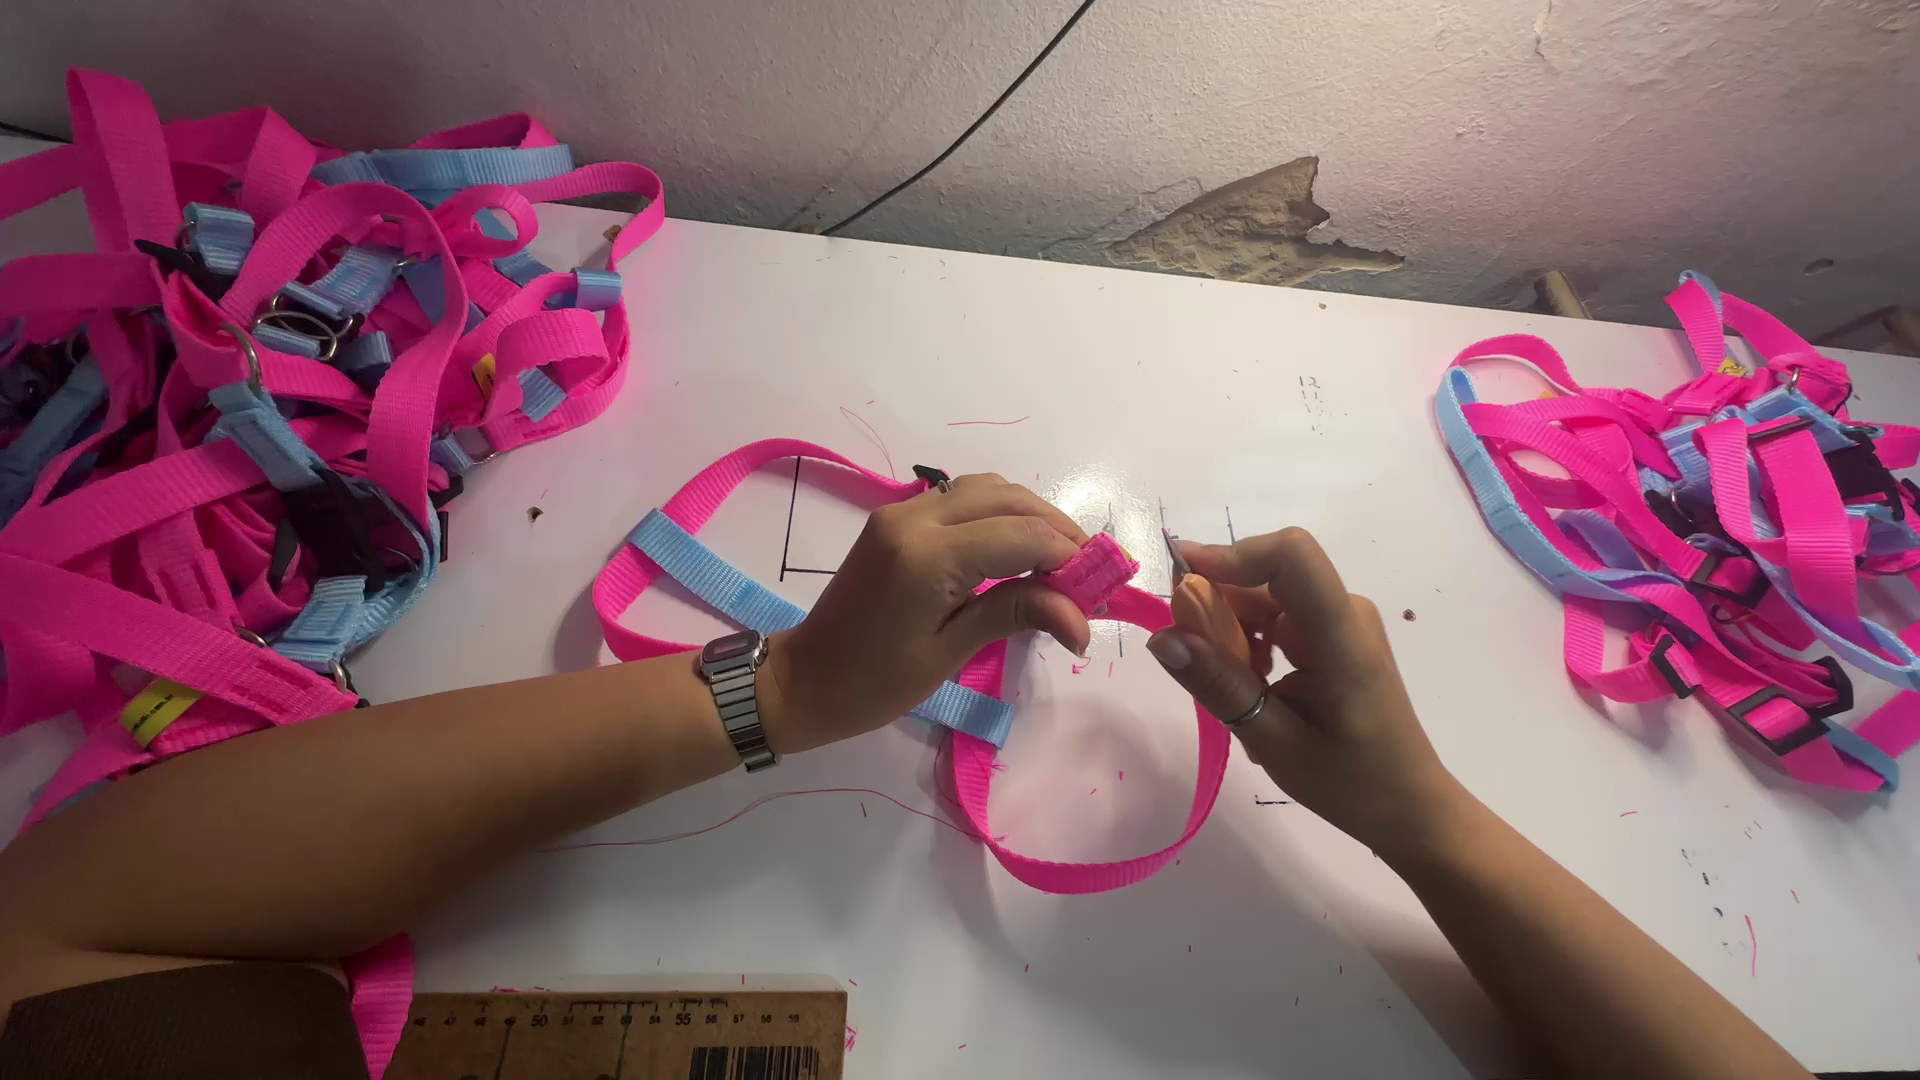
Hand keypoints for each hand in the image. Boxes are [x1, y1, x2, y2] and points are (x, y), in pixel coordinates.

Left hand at [764, 474, 1094, 752]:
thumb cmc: (874, 683)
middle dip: (1056, 530)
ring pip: (986, 489)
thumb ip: (1015, 614)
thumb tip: (1083, 620)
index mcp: (927, 555)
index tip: (1098, 589)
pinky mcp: (896, 518)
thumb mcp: (950, 652)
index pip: (1020, 535)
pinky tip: (1014, 550)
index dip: (1068, 557)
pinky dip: (998, 515)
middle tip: (1085, 574)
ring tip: (1056, 563)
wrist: (804, 679)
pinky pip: (961, 498)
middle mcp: (914, 516)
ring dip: (1029, 516)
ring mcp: (901, 511)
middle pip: (1008, 498)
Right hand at [1145, 527, 1465, 858]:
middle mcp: (1341, 612)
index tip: (1178, 583)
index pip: (1291, 557)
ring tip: (1228, 691)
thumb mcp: (1275, 743)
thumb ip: (1219, 685)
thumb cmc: (1353, 783)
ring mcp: (1335, 620)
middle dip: (1214, 609)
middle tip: (1194, 668)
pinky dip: (1242, 644)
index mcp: (1341, 635)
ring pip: (1257, 598)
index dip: (1232, 556)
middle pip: (1260, 579)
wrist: (1409, 808)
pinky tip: (1247, 687)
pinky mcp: (1324, 634)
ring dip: (1226, 633)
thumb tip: (1162, 638)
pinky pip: (1267, 618)